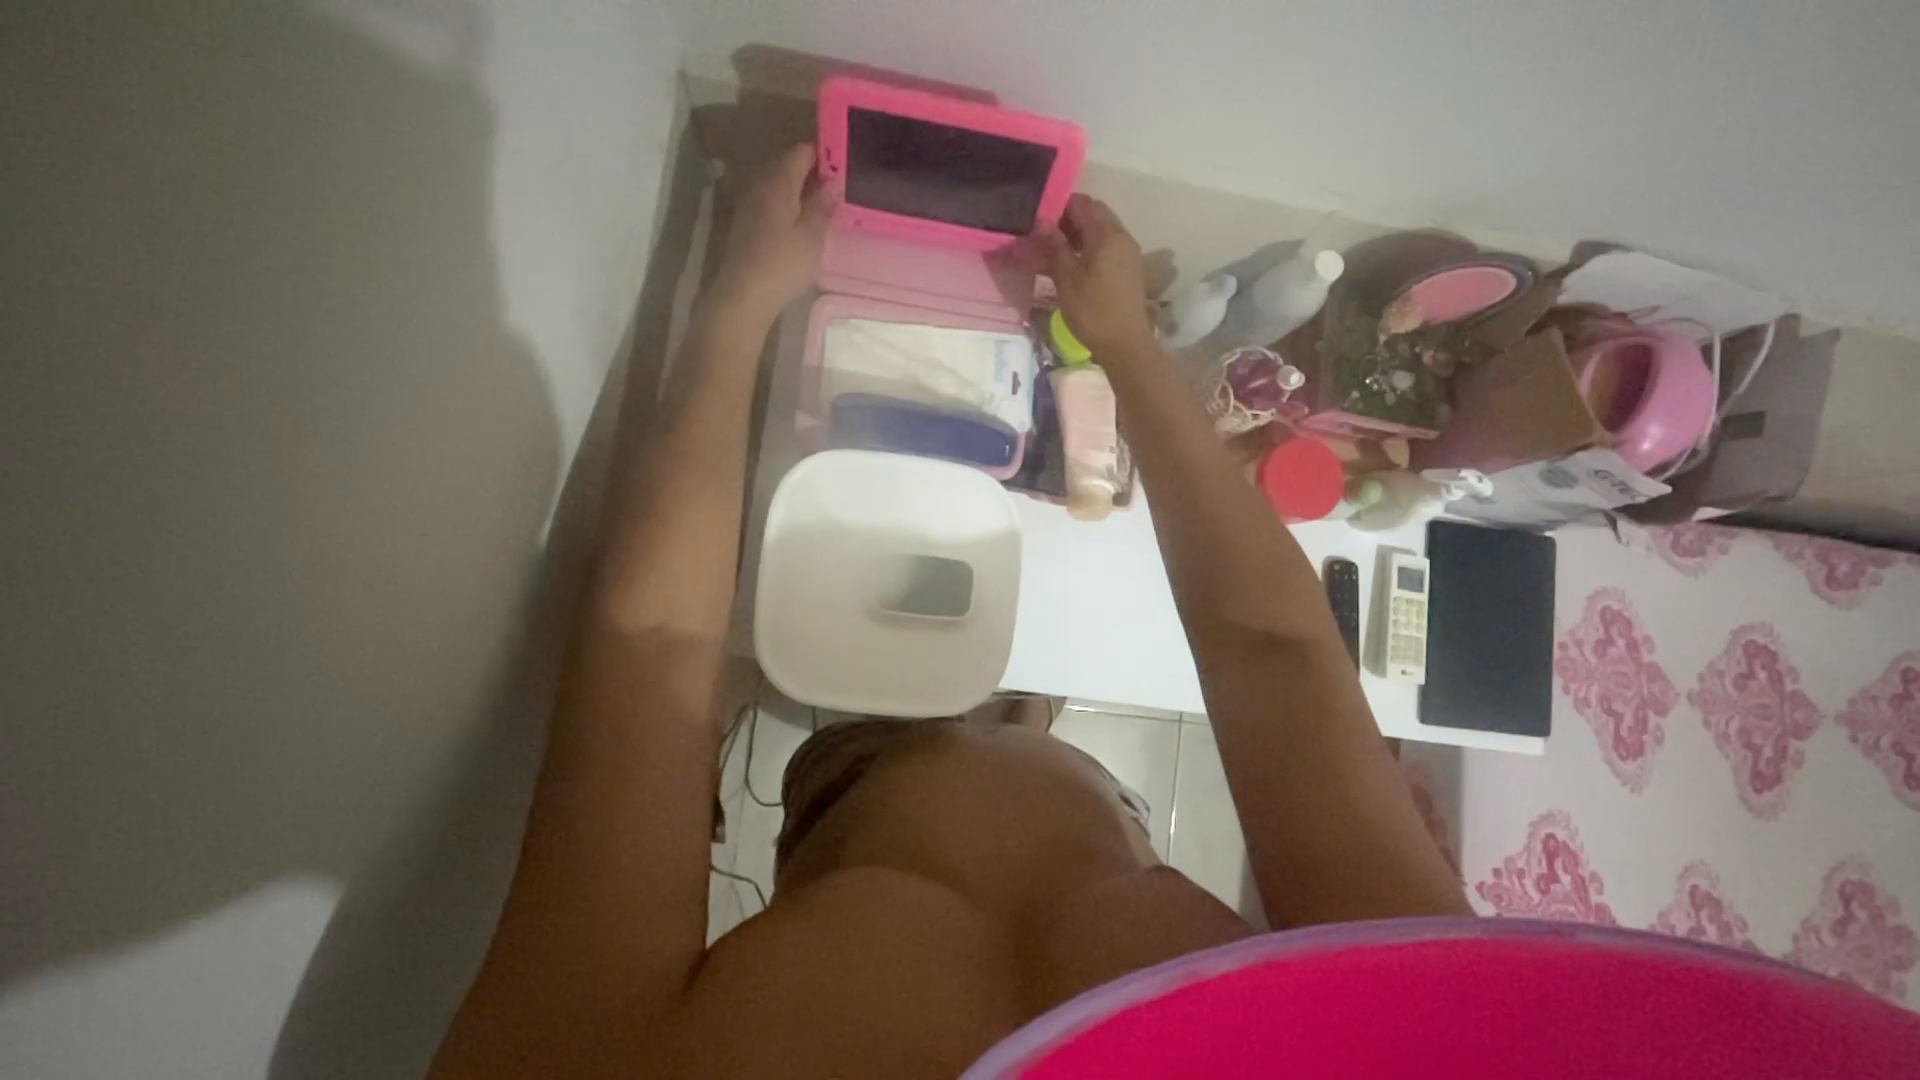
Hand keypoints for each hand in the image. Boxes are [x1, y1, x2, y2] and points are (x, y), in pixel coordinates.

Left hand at [708, 143, 839, 324]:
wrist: (743, 296)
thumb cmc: (783, 264)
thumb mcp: (812, 236)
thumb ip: (823, 205)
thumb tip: (833, 181)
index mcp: (778, 181)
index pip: (801, 151)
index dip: (823, 154)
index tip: (843, 167)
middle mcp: (760, 185)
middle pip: (787, 165)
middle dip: (811, 171)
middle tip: (836, 190)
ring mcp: (749, 204)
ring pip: (777, 184)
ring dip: (799, 190)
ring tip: (822, 208)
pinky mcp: (745, 224)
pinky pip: (770, 202)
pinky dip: (787, 205)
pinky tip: (800, 224)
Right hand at [1037, 194, 1156, 358]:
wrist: (1125, 344)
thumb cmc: (1092, 311)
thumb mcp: (1067, 279)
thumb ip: (1055, 247)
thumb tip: (1041, 221)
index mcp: (1106, 235)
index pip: (1082, 204)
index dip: (1060, 205)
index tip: (1039, 216)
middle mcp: (1121, 236)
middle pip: (1094, 214)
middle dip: (1069, 219)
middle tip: (1045, 234)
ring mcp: (1128, 252)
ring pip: (1101, 231)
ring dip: (1079, 234)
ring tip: (1055, 250)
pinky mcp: (1129, 268)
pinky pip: (1107, 246)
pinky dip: (1089, 247)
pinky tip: (1073, 264)